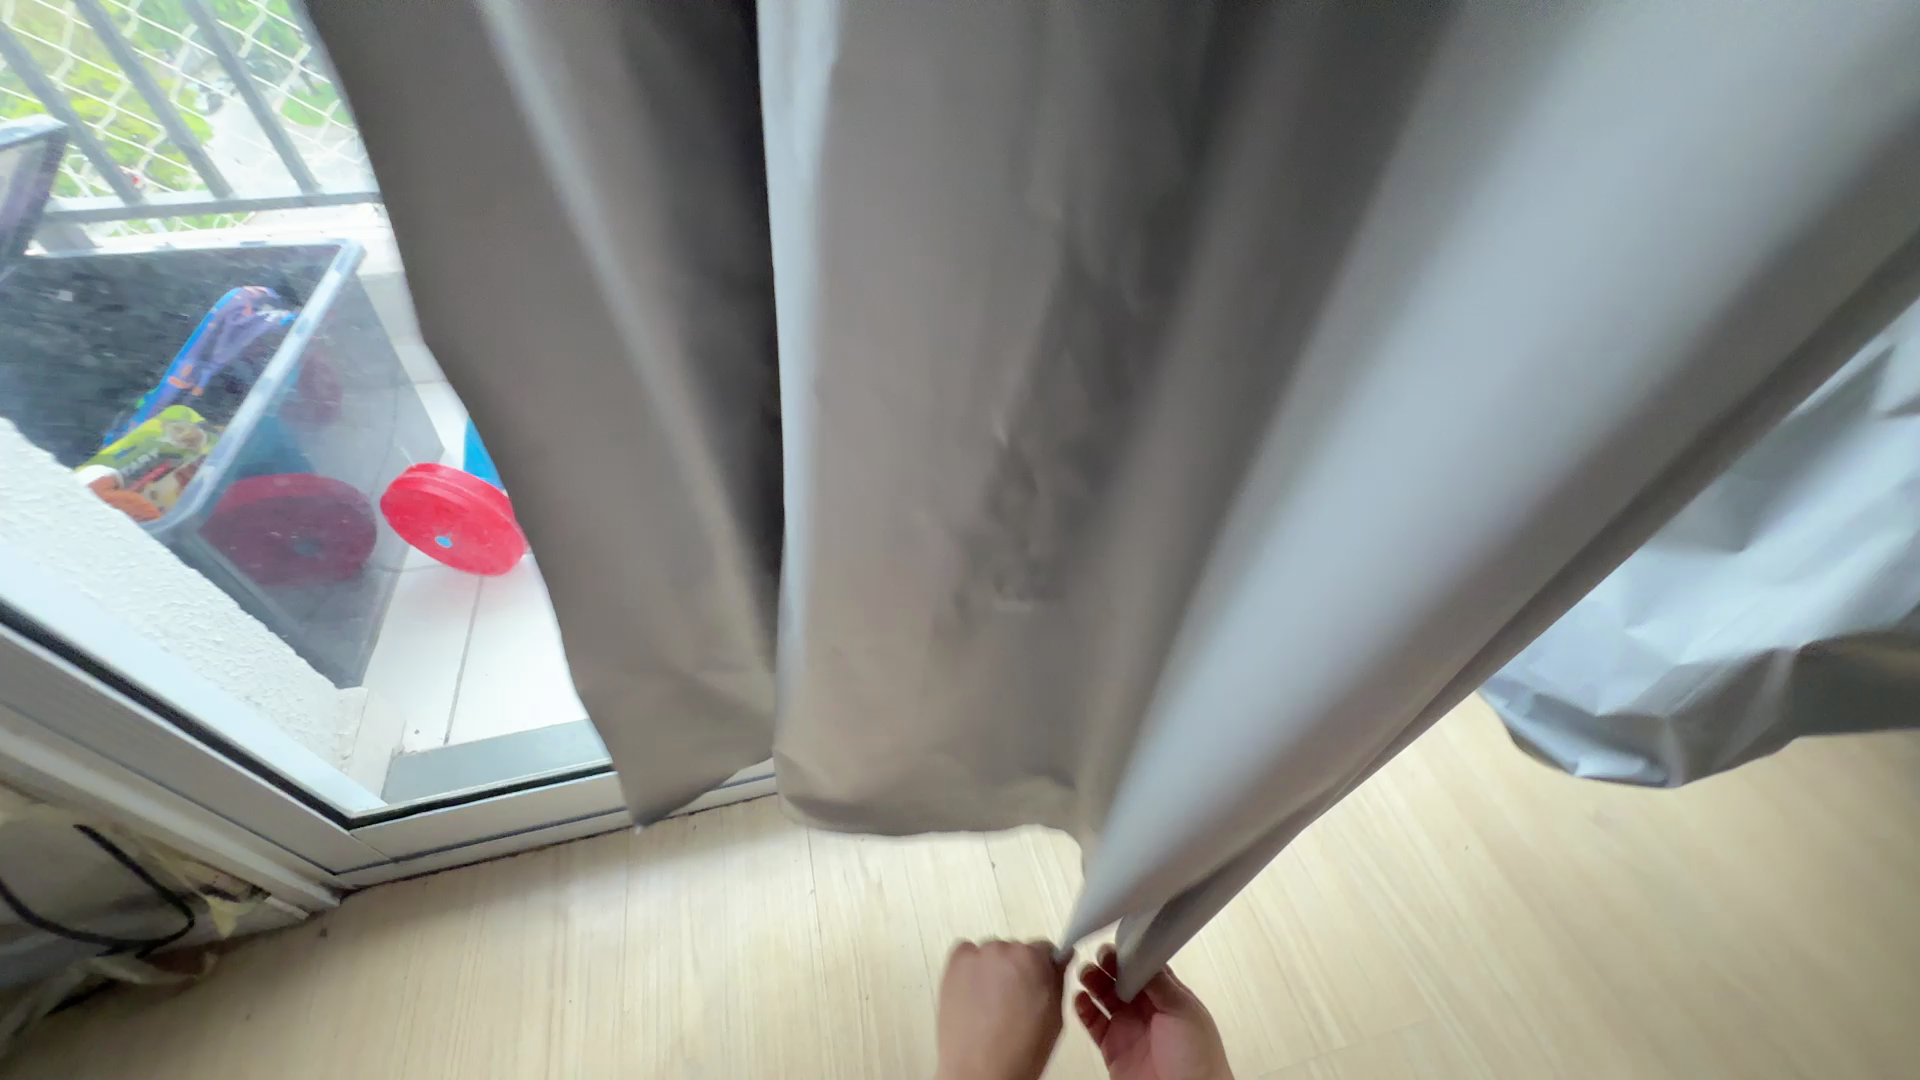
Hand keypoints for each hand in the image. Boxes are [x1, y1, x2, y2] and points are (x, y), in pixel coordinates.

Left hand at [935, 939, 1067, 1079]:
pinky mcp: (956, 961)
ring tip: (990, 1005)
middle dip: (1016, 970)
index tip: (1036, 982)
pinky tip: (974, 994)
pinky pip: (966, 953)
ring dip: (992, 970)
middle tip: (1012, 1001)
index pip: (1043, 949)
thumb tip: (1061, 959)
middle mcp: (1005, 949)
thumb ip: (1057, 980)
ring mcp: (978, 954)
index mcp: (1033, 959)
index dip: (1040, 969)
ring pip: (991, 953)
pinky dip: (970, 968)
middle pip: (1015, 950)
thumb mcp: (1054, 1019)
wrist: (980, 1073)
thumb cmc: (1017, 1054)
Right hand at [1074, 945, 1233, 1079]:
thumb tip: (1139, 954)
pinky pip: (1093, 1024)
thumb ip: (1159, 982)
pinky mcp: (1113, 1049)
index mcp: (1167, 997)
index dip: (1126, 954)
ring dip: (1092, 982)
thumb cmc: (1199, 1061)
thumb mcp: (1184, 1011)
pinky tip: (1080, 999)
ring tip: (1085, 975)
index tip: (1114, 947)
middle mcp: (1146, 1010)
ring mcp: (1129, 1029)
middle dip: (1106, 965)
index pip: (1142, 966)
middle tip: (1098, 958)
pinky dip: (1083, 1009)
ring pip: (1104, 996)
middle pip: (1119, 978)